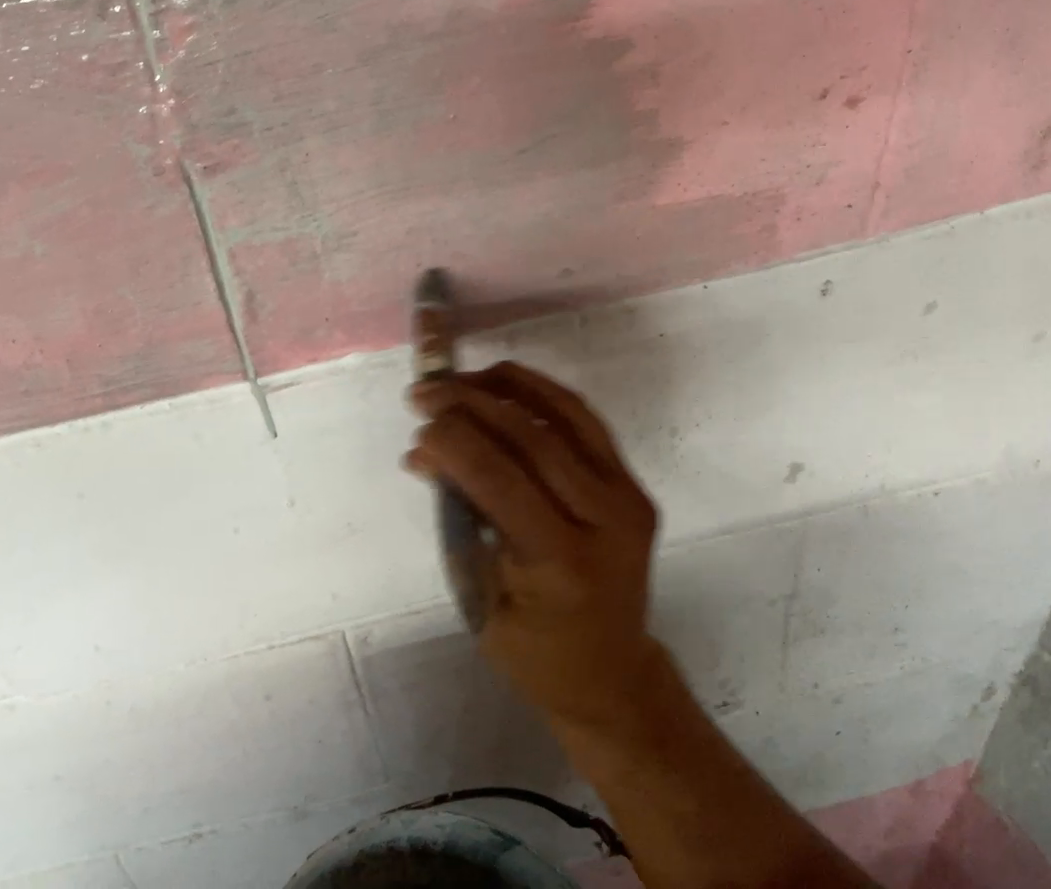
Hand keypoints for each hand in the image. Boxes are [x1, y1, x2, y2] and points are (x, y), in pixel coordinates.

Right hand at [405, 361, 667, 733]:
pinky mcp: (632, 486)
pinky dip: (542, 396)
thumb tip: (425, 453)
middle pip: (532, 439)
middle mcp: (605, 521)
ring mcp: (627, 498)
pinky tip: (504, 387)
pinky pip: (585, 424)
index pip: (502, 479)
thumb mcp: (480, 597)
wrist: (611, 672)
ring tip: (460, 378)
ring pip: (565, 417)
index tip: (418, 428)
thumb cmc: (534, 651)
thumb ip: (459, 521)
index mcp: (562, 562)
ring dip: (506, 387)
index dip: (455, 443)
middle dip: (470, 405)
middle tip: (423, 394)